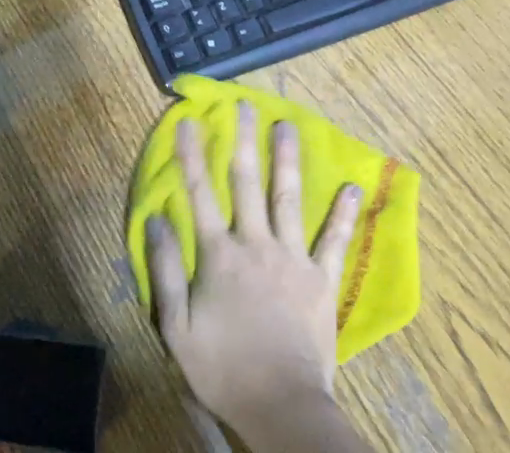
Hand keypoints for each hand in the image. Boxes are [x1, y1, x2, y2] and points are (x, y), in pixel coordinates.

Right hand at [147, 105, 362, 439]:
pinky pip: (334, 240)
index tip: (188, 121)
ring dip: (286, 160)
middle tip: (244, 105)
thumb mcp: (175, 325)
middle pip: (246, 182)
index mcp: (218, 255)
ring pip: (288, 198)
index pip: (199, 193)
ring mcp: (293, 259)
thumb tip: (157, 217)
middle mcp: (256, 244)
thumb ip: (164, 268)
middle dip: (242, 140)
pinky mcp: (322, 280)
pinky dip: (343, 214)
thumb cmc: (221, 367)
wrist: (281, 404)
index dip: (191, 154)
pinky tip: (353, 187)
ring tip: (287, 126)